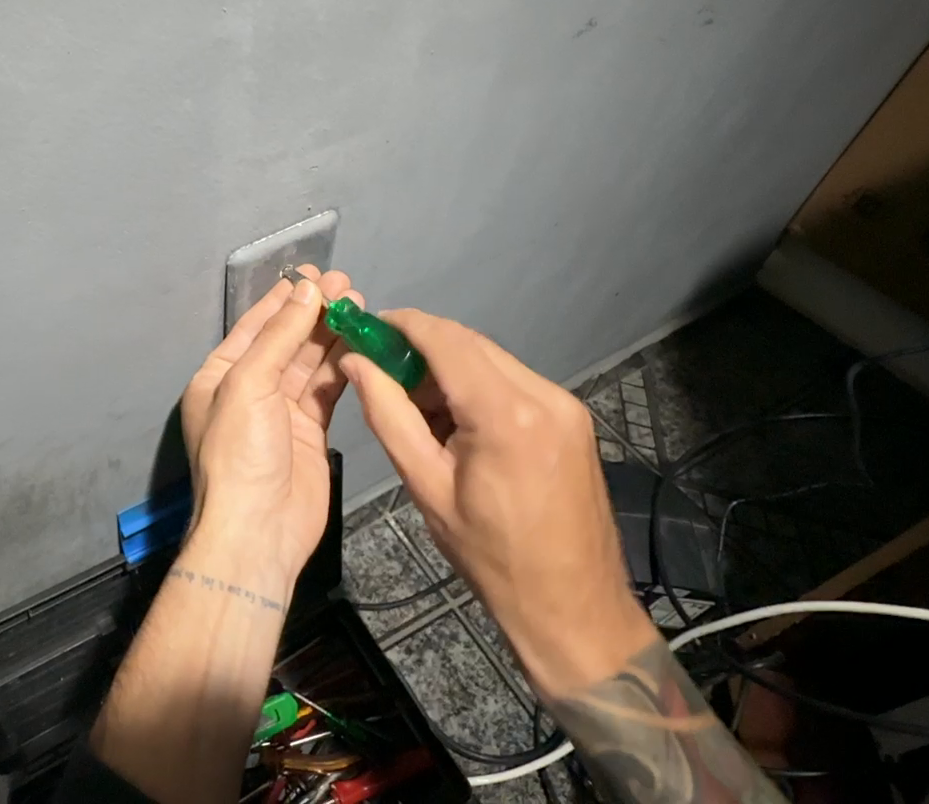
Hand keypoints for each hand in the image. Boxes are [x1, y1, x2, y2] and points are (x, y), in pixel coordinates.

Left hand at [179, 266, 361, 586]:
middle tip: (346, 285)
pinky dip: (343, 367)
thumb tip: (307, 291)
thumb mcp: (249, 384)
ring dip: (332, 335)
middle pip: (284, 341)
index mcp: (219, 377)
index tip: (312, 274)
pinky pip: (327, 389)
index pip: (253, 327)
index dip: (282, 300)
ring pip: (309, 363)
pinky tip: (361, 343)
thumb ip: (280, 336)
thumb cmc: (241, 452)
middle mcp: (248, 390)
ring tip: (360, 304)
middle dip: (313, 313)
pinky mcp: (311, 431)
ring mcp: (280, 411)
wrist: (260, 528)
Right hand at [338, 310, 655, 696]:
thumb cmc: (489, 555)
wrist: (573, 605)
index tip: (367, 326)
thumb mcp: (426, 485)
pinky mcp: (572, 417)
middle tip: (380, 368)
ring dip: (448, 367)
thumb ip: (388, 415)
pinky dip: (476, 385)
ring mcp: (565, 404)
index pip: (446, 340)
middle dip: (421, 346)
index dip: (402, 324)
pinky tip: (454, 419)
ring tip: (414, 404)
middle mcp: (544, 395)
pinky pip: (512, 381)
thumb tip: (355, 363)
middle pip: (469, 343)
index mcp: (506, 414)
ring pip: (491, 359)